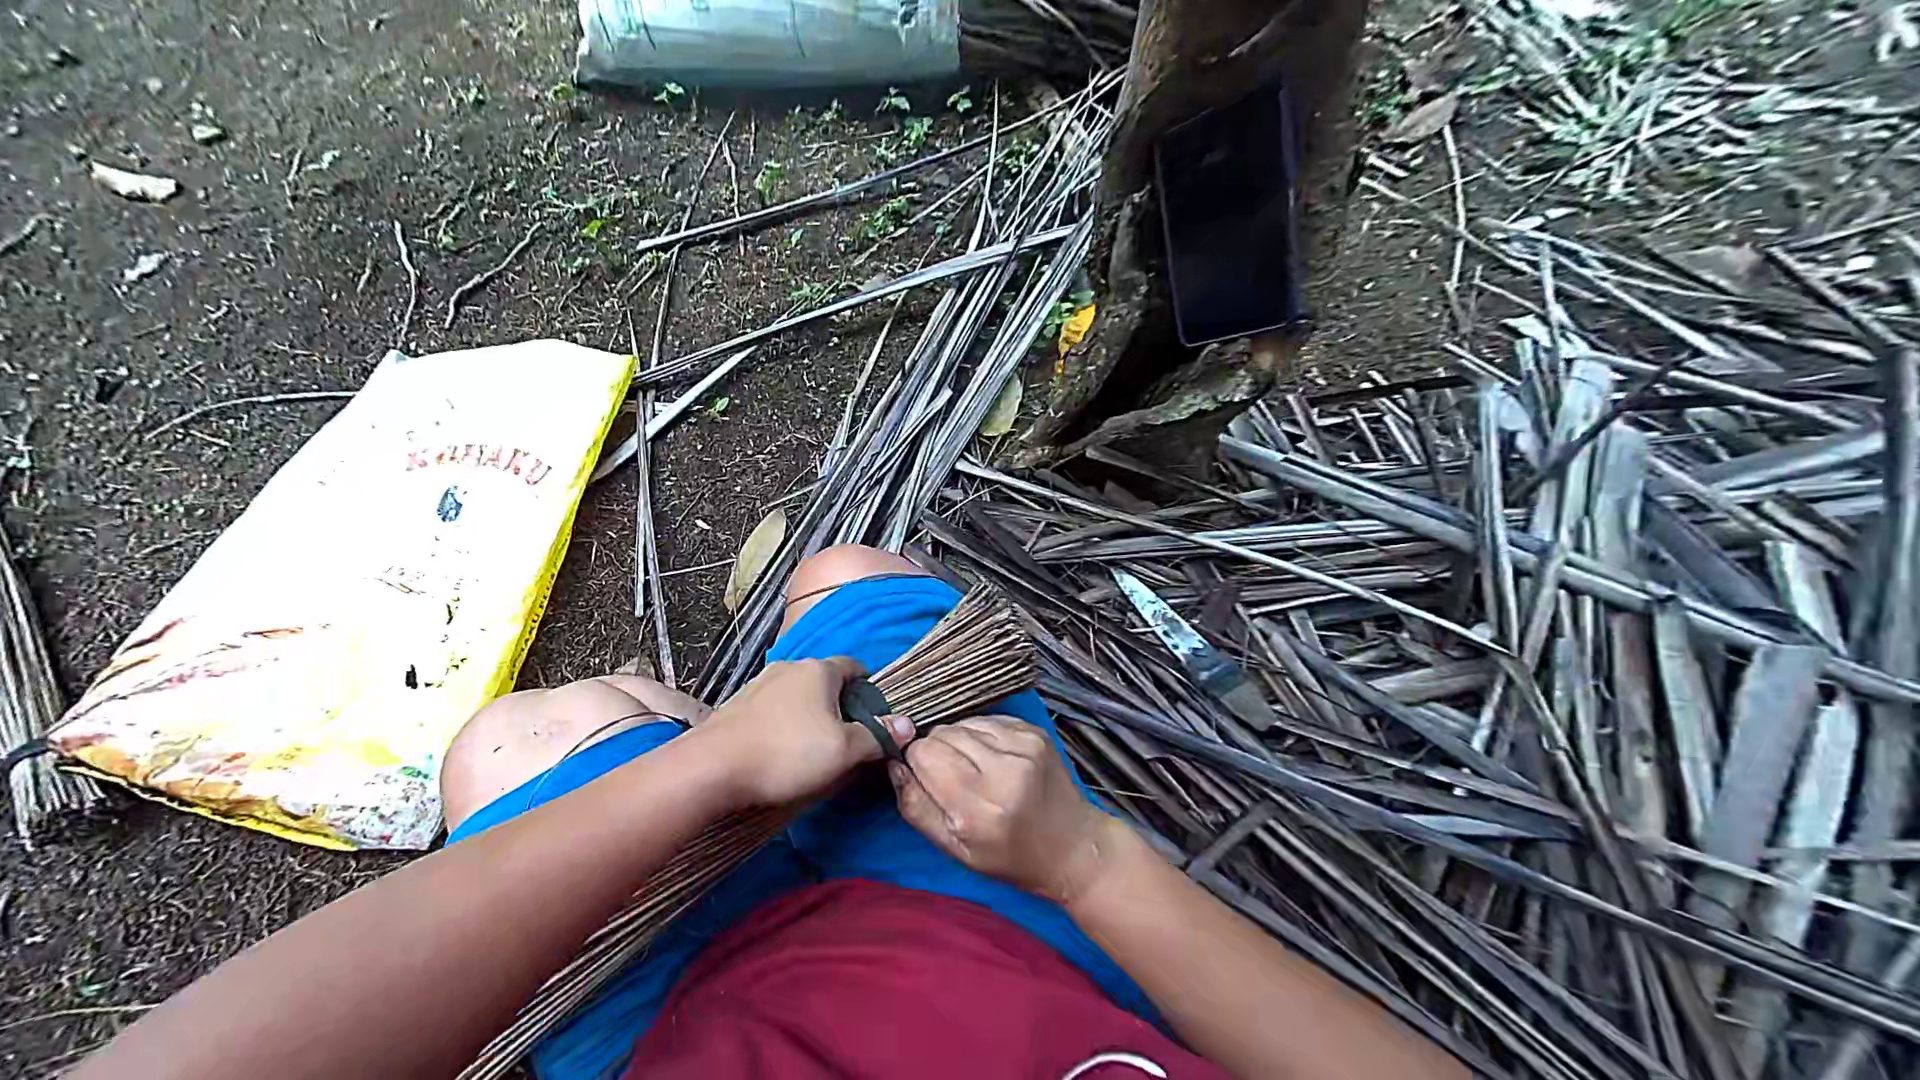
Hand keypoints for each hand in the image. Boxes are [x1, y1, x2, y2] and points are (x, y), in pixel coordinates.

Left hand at [693, 656, 913, 807]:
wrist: (711, 768)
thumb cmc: (786, 753)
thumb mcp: (843, 751)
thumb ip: (877, 737)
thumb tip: (909, 726)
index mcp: (819, 670)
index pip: (855, 666)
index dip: (869, 688)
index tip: (873, 716)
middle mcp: (790, 667)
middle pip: (825, 680)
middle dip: (839, 704)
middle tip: (846, 738)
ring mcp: (759, 684)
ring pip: (797, 694)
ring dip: (809, 714)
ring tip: (812, 748)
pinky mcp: (736, 705)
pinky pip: (772, 708)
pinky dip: (782, 723)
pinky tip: (779, 751)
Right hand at [889, 715, 1118, 903]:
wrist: (1071, 845)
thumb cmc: (1009, 856)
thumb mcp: (955, 849)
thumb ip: (916, 807)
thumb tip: (894, 764)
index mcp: (978, 809)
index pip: (924, 754)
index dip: (916, 762)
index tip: (926, 777)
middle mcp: (1003, 771)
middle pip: (942, 734)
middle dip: (936, 750)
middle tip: (952, 777)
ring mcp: (1023, 746)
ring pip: (962, 723)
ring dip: (958, 741)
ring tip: (973, 768)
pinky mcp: (1034, 732)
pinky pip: (987, 720)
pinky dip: (980, 735)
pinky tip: (991, 757)